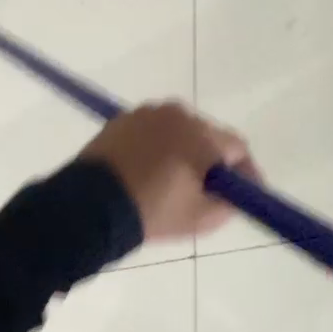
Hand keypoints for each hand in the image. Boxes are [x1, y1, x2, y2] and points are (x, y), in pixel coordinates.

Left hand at [79, 101, 257, 241]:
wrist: (89, 205)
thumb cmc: (151, 210)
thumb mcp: (202, 217)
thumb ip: (229, 202)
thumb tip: (232, 193)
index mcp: (200, 133)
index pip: (236, 148)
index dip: (244, 172)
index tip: (243, 192)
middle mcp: (174, 114)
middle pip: (205, 136)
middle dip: (209, 160)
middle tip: (204, 188)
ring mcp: (142, 115)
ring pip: (174, 132)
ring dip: (179, 151)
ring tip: (171, 181)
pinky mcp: (117, 122)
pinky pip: (147, 133)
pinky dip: (152, 148)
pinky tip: (146, 171)